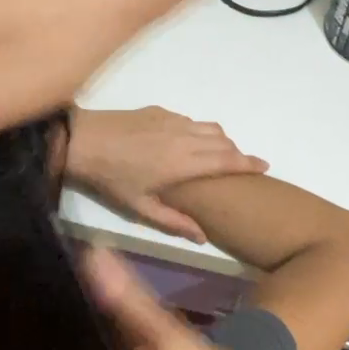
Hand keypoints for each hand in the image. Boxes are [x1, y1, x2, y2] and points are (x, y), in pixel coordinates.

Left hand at [67, 107, 268, 242]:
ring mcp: (172, 121)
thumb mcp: (141, 208)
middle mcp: (184, 138)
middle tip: (247, 165)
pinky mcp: (160, 111)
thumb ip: (174, 222)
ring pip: (210, 127)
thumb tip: (203, 238)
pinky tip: (192, 142)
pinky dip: (201, 131)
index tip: (265, 167)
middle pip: (224, 142)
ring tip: (223, 154)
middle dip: (240, 153)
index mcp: (184, 164)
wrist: (84, 142)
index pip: (226, 161)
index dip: (248, 164)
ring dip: (223, 140)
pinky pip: (191, 120)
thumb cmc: (113, 180)